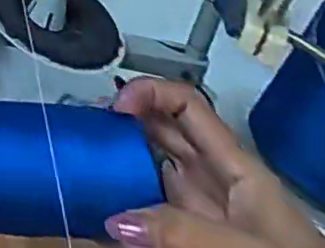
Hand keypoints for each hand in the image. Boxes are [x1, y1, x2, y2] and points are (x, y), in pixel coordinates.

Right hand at [104, 79, 324, 247]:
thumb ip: (183, 231)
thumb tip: (113, 218)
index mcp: (237, 169)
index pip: (186, 105)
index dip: (148, 92)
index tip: (114, 107)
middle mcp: (218, 184)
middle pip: (165, 133)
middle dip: (125, 122)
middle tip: (87, 130)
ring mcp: (207, 217)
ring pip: (155, 172)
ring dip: (122, 163)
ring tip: (87, 164)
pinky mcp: (195, 244)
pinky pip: (155, 216)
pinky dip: (128, 209)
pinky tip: (103, 212)